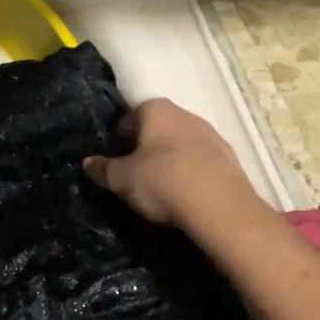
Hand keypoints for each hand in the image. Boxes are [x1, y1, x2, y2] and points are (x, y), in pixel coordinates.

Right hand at [83, 98, 257, 231]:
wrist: (221, 209)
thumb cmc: (164, 181)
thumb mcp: (123, 179)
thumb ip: (103, 169)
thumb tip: (87, 163)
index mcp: (157, 109)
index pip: (133, 114)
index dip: (124, 135)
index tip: (120, 156)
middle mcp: (186, 114)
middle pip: (161, 127)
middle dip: (150, 145)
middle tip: (140, 172)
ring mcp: (213, 136)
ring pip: (185, 143)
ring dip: (175, 158)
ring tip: (167, 186)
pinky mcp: (233, 161)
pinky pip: (205, 162)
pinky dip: (196, 173)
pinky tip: (190, 195)